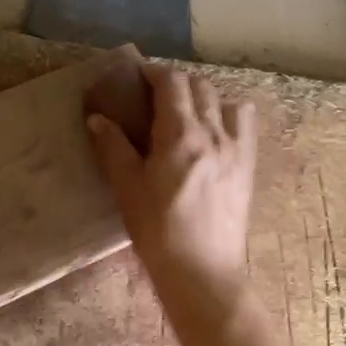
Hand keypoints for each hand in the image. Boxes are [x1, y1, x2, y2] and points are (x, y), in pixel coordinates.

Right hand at [87, 65, 256, 307]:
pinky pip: (245, 124)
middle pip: (199, 85)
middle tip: (154, 96)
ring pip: (225, 101)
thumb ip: (112, 147)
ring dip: (203, 96)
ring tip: (185, 112)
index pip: (172, 82)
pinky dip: (229, 115)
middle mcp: (213, 132)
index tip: (136, 78)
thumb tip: (97, 118)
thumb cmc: (158, 230)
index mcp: (180, 133)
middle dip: (176, 82)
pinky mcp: (248, 167)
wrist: (203, 272)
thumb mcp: (127, 187)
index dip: (154, 72)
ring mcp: (236, 148)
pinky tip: (214, 131)